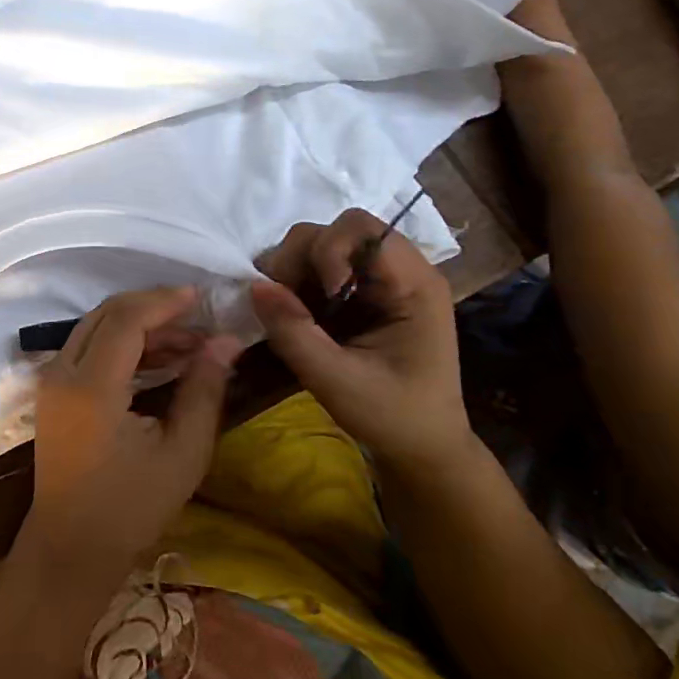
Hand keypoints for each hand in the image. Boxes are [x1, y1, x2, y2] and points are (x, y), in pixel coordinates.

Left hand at [27, 287, 242, 566]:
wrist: (70, 549)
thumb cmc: (130, 508)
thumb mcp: (182, 453)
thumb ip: (203, 390)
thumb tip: (226, 341)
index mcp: (91, 388)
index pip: (126, 319)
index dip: (164, 301)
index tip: (201, 297)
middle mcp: (63, 373)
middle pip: (107, 313)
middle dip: (154, 307)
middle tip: (198, 318)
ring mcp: (52, 380)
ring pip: (96, 326)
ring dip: (140, 325)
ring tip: (189, 342)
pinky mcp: (54, 390)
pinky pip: (89, 346)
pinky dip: (123, 342)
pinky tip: (160, 358)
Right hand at [252, 210, 474, 474]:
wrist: (423, 449)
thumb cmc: (394, 418)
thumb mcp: (340, 383)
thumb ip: (296, 334)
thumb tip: (255, 286)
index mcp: (414, 285)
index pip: (363, 229)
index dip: (329, 251)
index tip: (322, 298)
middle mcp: (400, 270)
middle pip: (338, 230)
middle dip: (302, 258)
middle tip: (285, 303)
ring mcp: (380, 280)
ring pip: (324, 243)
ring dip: (296, 269)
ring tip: (288, 311)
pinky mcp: (363, 292)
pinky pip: (322, 266)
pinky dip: (300, 282)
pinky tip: (296, 314)